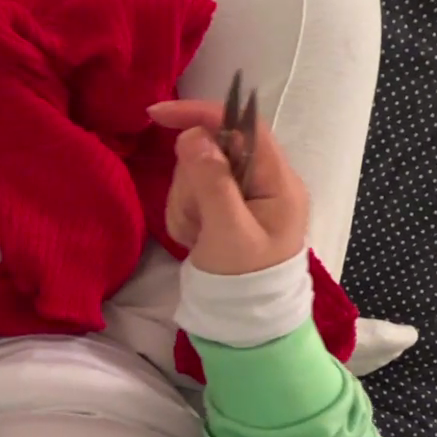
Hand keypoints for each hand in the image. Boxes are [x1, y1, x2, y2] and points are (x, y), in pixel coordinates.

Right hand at [148, 99, 309, 275]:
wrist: (242, 323)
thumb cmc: (243, 281)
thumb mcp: (228, 234)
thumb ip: (212, 183)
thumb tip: (194, 136)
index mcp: (277, 182)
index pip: (243, 126)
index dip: (203, 114)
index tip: (159, 116)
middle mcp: (262, 181)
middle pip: (212, 151)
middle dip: (190, 182)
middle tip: (196, 221)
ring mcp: (241, 195)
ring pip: (195, 173)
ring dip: (186, 203)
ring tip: (198, 236)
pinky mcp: (222, 209)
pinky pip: (189, 195)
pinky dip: (184, 216)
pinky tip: (196, 239)